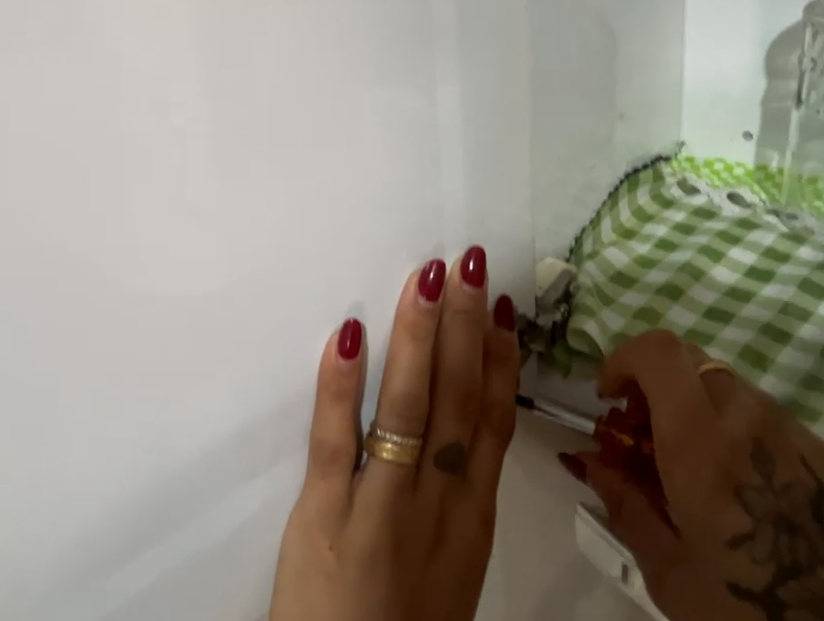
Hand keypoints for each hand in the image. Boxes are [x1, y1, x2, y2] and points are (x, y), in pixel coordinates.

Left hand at [269, 248, 521, 620]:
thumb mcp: (453, 559)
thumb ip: (456, 490)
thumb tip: (459, 420)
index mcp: (473, 517)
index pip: (494, 422)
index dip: (499, 358)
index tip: (498, 303)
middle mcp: (439, 506)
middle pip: (459, 402)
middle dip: (463, 327)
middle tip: (465, 263)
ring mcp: (382, 509)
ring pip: (409, 410)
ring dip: (419, 339)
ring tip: (424, 280)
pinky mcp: (325, 518)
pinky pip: (337, 441)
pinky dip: (343, 386)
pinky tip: (351, 334)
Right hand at [561, 330, 823, 620]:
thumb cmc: (755, 617)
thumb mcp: (672, 575)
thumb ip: (626, 506)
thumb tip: (590, 461)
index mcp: (703, 445)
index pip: (659, 351)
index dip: (624, 358)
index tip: (612, 398)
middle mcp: (756, 424)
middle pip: (696, 364)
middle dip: (660, 387)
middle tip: (649, 437)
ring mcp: (809, 442)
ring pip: (741, 396)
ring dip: (706, 415)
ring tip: (702, 476)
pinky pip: (785, 432)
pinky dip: (753, 445)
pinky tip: (759, 505)